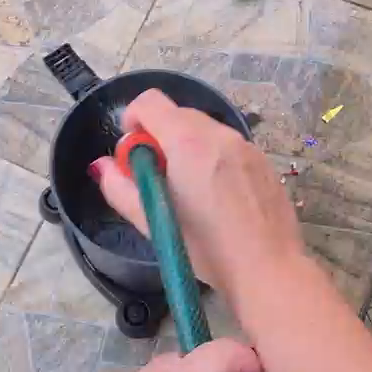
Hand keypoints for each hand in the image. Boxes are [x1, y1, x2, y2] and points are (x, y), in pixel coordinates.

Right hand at [91, 88, 312, 301]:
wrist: (269, 269)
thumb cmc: (206, 248)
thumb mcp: (152, 222)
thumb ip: (119, 189)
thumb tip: (102, 166)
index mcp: (188, 142)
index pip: (150, 102)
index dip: (133, 119)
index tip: (132, 152)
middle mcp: (219, 134)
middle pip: (177, 115)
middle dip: (159, 138)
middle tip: (156, 177)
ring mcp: (246, 145)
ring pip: (204, 131)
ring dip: (186, 148)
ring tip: (188, 191)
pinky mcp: (263, 161)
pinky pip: (227, 147)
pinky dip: (212, 159)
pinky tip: (217, 198)